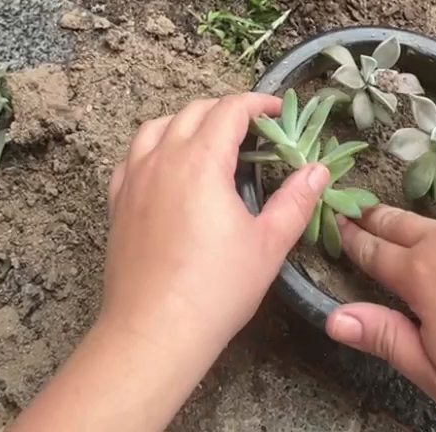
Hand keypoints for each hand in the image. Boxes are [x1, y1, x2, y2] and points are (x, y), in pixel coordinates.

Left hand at [100, 93, 328, 363]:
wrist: (153, 331)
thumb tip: (318, 170)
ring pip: (158, 126)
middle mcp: (164, 157)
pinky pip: (132, 156)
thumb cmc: (215, 289)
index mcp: (201, 160)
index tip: (277, 111)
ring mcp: (135, 176)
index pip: (230, 110)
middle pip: (194, 110)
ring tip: (208, 141)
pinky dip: (153, 148)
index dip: (256, 104)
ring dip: (186, 122)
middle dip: (225, 110)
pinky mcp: (118, 199)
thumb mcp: (268, 245)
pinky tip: (165, 167)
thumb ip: (295, 201)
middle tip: (252, 130)